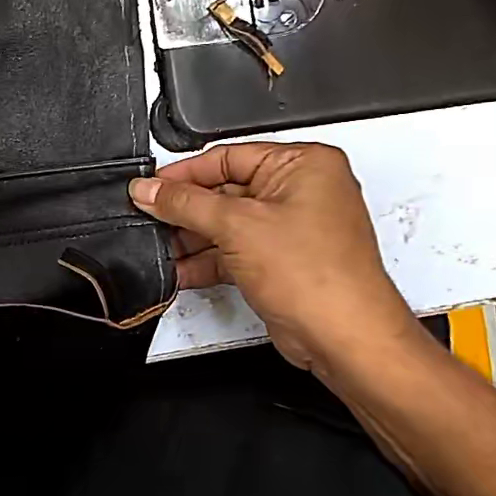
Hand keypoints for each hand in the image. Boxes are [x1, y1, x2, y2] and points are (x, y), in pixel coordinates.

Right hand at [129, 142, 415, 371]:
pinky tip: (182, 269)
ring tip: (160, 245)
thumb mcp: (237, 226)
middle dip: (187, 209)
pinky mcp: (284, 262)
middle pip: (227, 191)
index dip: (186, 173)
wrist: (344, 339)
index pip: (229, 156)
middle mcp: (303, 191)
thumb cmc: (322, 279)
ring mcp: (294, 229)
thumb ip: (185, 204)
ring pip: (229, 224)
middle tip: (151, 216)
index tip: (153, 186)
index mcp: (304, 164)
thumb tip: (152, 190)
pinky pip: (237, 251)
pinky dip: (209, 260)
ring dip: (194, 238)